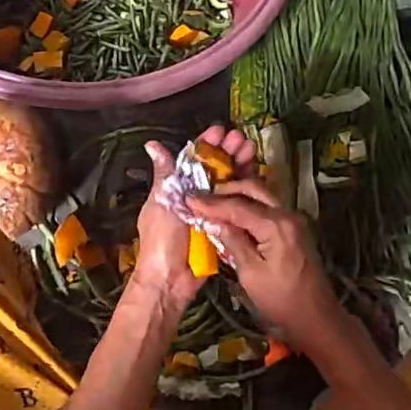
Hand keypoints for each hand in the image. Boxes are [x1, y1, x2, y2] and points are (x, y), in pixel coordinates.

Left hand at [130, 125, 255, 308]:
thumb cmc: (162, 239)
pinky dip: (247, 189)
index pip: (194, 158)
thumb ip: (165, 174)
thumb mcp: (161, 202)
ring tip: (253, 150)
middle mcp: (196, 195)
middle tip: (242, 138)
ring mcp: (212, 210)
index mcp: (177, 186)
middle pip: (215, 167)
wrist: (171, 280)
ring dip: (240, 165)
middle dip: (229, 151)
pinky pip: (238, 204)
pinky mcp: (225, 225)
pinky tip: (258, 174)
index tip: (221, 130)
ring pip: (229, 182)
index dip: (208, 143)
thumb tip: (152, 144)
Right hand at [190, 179, 341, 347]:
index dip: (211, 203)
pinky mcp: (294, 228)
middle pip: (254, 190)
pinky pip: (268, 208)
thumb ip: (233, 242)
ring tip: (214, 203)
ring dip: (238, 196)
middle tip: (202, 197)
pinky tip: (233, 215)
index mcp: (277, 226)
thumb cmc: (282, 300)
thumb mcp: (251, 274)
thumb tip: (213, 222)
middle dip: (226, 190)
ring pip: (262, 196)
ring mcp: (294, 220)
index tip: (189, 199)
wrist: (317, 317)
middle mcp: (288, 215)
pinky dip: (250, 206)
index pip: (238, 206)